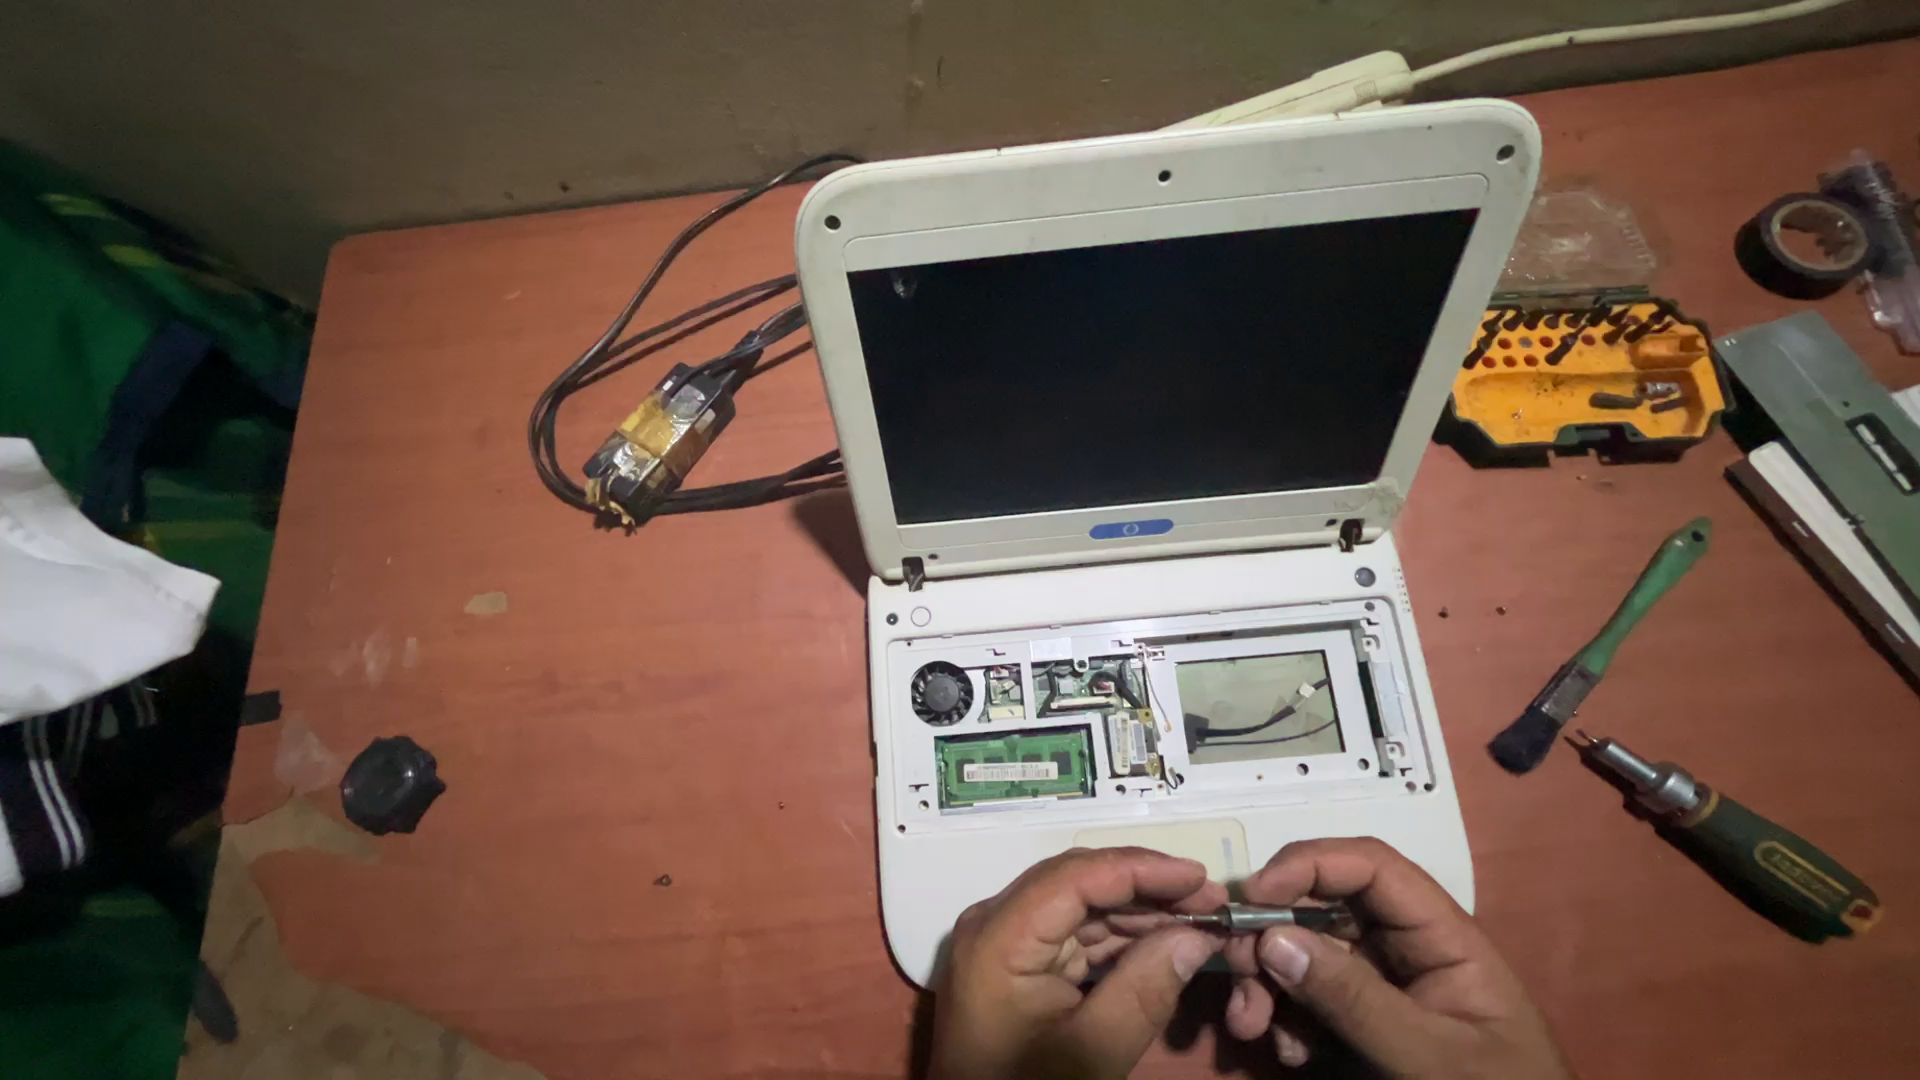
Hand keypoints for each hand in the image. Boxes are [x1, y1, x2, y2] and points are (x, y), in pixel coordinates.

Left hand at [929, 847, 1228, 1079]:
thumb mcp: (1092, 1053)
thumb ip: (1145, 989)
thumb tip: (1195, 935)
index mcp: (1002, 933)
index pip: (1077, 875)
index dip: (1141, 868)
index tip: (1200, 875)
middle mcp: (997, 920)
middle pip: (1077, 882)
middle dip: (1146, 885)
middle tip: (1210, 897)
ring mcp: (1005, 938)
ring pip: (1078, 903)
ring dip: (1138, 909)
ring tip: (1197, 915)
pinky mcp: (1016, 959)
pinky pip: (1071, 931)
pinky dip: (1118, 934)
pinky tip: (1161, 937)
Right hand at [1222, 837, 1568, 1077]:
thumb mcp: (1433, 1060)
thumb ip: (1356, 1001)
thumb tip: (1272, 938)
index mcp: (1440, 935)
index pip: (1370, 865)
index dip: (1308, 864)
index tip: (1255, 894)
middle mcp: (1401, 947)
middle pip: (1320, 904)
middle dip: (1268, 931)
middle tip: (1234, 966)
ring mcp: (1375, 983)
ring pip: (1299, 949)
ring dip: (1262, 978)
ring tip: (1247, 1023)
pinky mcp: (1355, 1020)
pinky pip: (1301, 995)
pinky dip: (1279, 1014)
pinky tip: (1283, 1048)